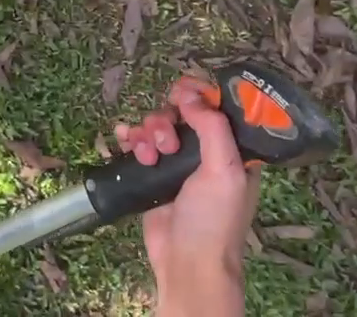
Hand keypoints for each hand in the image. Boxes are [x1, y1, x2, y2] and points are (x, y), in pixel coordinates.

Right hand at [114, 76, 260, 316]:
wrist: (186, 261)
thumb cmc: (213, 220)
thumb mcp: (223, 172)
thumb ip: (211, 128)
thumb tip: (188, 94)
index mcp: (231, 151)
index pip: (216, 108)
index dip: (197, 94)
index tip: (179, 94)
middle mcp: (205, 153)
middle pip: (179, 113)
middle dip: (165, 121)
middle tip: (166, 143)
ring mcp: (177, 163)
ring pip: (155, 126)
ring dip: (146, 132)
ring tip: (146, 155)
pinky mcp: (152, 173)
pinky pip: (136, 141)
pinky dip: (128, 137)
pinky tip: (124, 143)